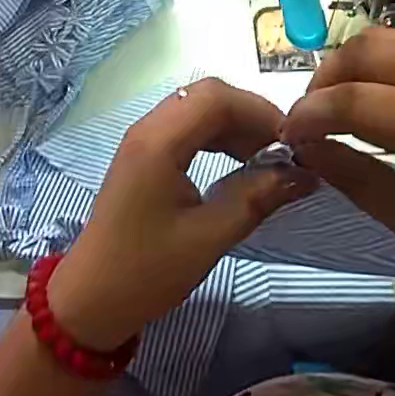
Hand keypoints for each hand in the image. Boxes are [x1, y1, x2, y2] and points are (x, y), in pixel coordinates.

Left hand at [49, 78, 316, 349]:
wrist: (90, 300)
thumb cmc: (146, 271)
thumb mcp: (209, 237)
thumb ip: (256, 198)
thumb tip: (304, 174)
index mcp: (158, 142)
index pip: (216, 98)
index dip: (259, 110)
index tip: (291, 141)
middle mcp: (148, 129)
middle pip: (206, 95)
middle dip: (249, 114)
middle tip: (280, 148)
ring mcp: (143, 139)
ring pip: (197, 108)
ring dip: (234, 124)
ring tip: (264, 157)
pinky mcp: (145, 153)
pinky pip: (186, 126)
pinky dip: (216, 135)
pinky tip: (236, 161)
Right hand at [281, 28, 394, 318]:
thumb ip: (356, 178)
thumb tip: (302, 148)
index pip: (361, 101)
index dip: (312, 114)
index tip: (287, 137)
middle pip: (371, 49)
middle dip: (326, 78)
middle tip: (308, 120)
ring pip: (389, 37)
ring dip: (349, 65)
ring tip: (332, 106)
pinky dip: (377, 63)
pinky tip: (368, 98)